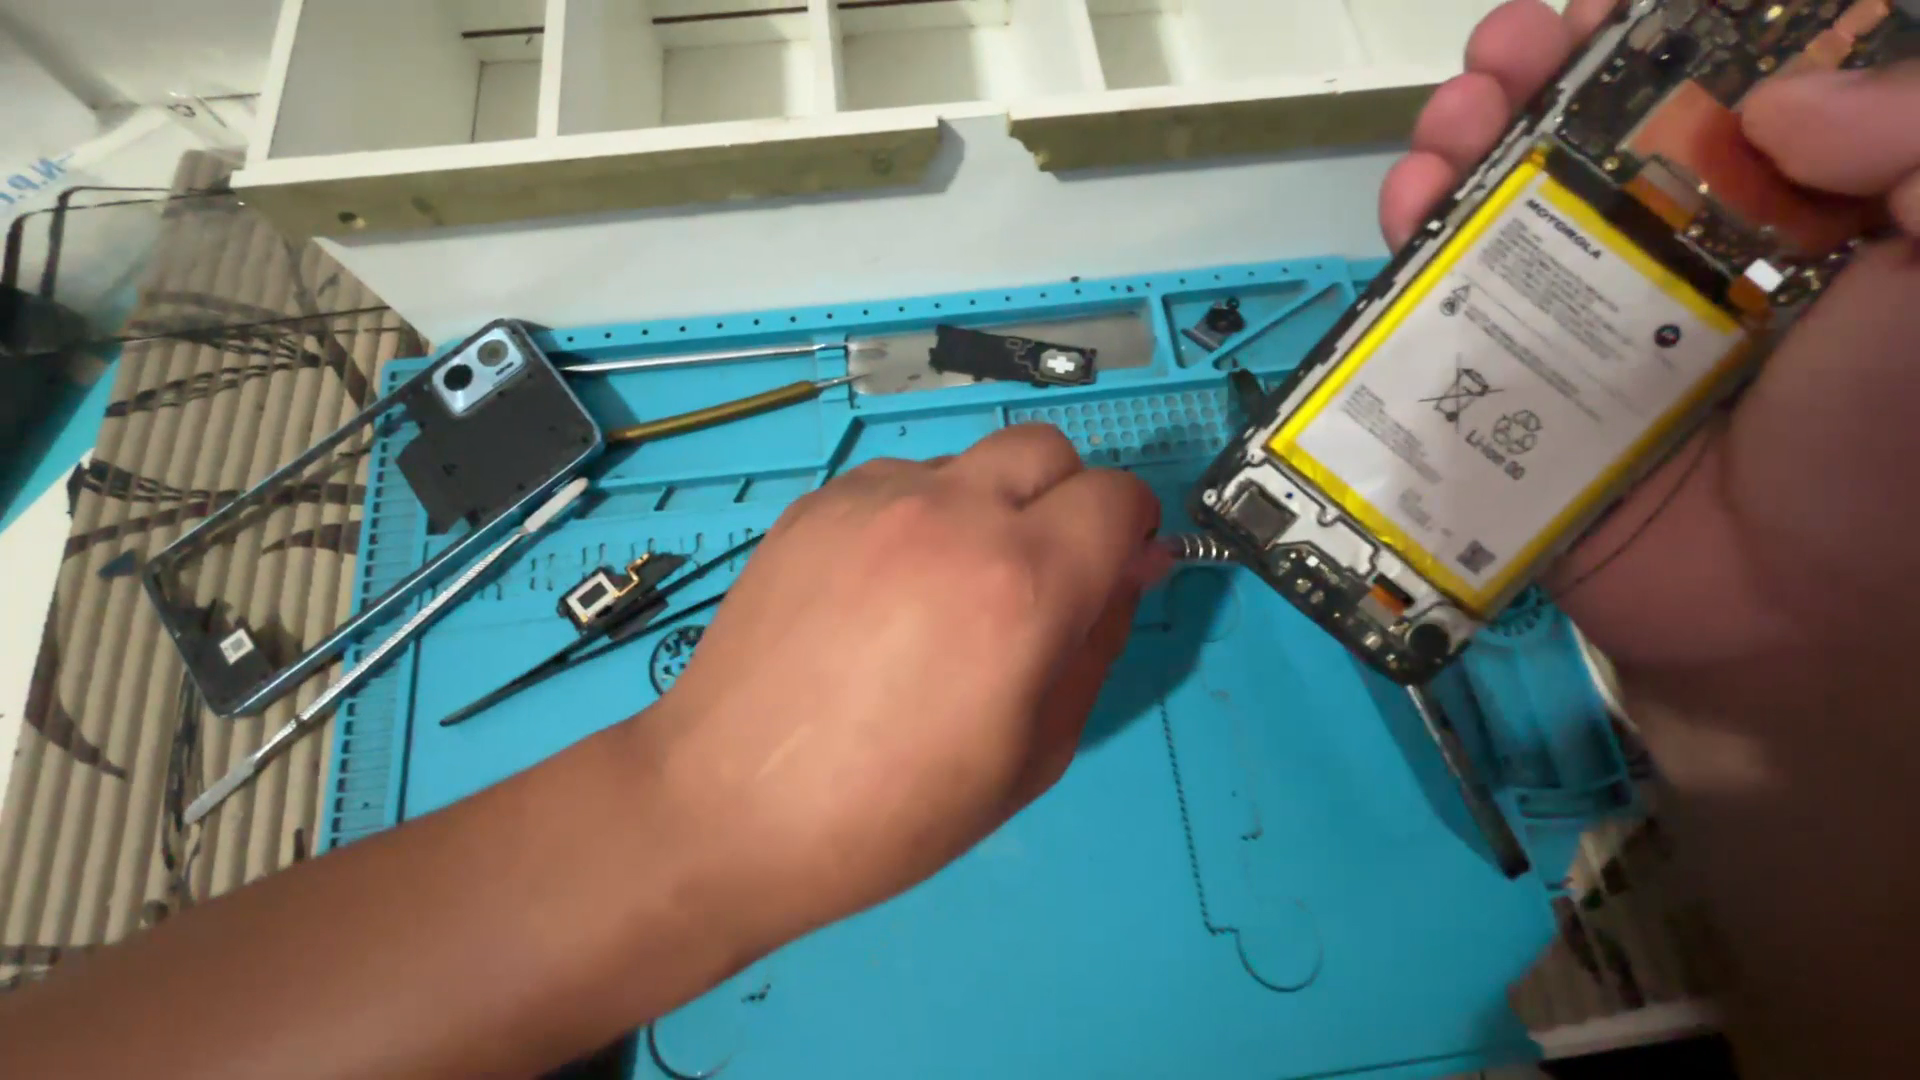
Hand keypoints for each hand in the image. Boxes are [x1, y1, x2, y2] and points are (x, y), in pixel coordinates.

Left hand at [634, 425, 1163, 944]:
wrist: (733, 806)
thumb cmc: (897, 809)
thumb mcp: (1036, 752)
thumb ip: (1098, 642)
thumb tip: (1131, 567)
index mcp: (1022, 581)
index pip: (1117, 496)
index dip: (1130, 530)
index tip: (1112, 569)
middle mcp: (952, 513)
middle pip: (1047, 449)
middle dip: (1066, 499)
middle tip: (1037, 573)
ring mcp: (874, 498)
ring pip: (967, 464)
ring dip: (984, 508)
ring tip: (938, 591)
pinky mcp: (816, 504)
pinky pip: (897, 483)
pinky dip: (916, 518)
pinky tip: (876, 590)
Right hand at [1386, 1, 1919, 691]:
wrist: (1793, 615)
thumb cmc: (1896, 444)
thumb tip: (1772, 102)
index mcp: (1763, 222)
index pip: (1693, 107)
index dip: (1647, 45)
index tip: (1605, 11)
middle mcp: (1648, 265)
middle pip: (1567, 159)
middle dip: (1526, 92)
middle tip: (1495, 57)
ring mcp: (1556, 335)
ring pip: (1487, 230)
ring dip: (1453, 162)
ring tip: (1441, 125)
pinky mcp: (1492, 400)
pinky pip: (1436, 327)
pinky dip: (1407, 267)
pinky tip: (1402, 217)